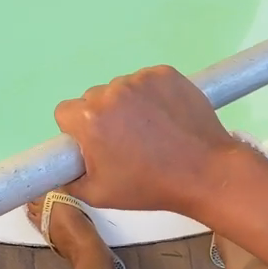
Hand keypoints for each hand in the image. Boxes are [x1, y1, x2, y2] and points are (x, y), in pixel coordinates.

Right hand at [54, 65, 257, 215]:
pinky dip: (153, 95)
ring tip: (153, 132)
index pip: (66, 112)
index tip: (96, 145)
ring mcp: (142, 79)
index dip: (77, 131)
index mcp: (90, 118)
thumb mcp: (97, 195)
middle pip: (95, 99)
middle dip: (104, 117)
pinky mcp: (166, 73)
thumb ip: (69, 180)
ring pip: (122, 89)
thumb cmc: (149, 186)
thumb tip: (62, 168)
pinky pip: (148, 81)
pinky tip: (167, 117)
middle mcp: (112, 91)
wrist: (205, 172)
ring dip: (130, 105)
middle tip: (128, 142)